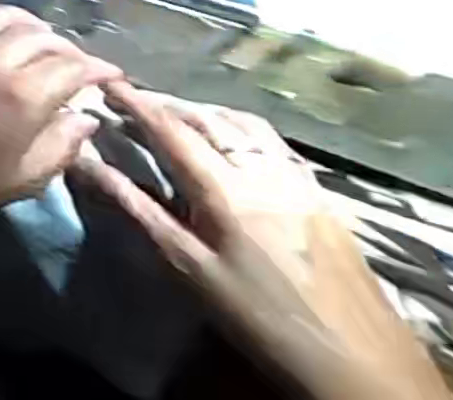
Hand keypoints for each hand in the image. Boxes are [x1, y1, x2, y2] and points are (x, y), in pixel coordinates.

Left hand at [0, 6, 122, 214]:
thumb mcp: (22, 178)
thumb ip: (61, 146)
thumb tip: (85, 118)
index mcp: (22, 94)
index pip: (72, 66)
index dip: (98, 68)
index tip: (110, 75)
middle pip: (42, 35)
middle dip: (67, 46)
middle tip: (74, 63)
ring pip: (3, 14)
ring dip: (28, 23)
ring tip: (38, 39)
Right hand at [74, 83, 452, 399]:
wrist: (368, 374)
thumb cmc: (262, 320)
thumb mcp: (189, 269)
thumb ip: (135, 208)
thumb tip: (83, 162)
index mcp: (226, 190)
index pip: (170, 128)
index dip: (134, 101)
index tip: (105, 82)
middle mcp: (264, 173)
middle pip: (207, 118)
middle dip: (166, 103)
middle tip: (133, 100)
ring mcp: (300, 183)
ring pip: (245, 124)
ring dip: (203, 110)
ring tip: (177, 115)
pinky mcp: (324, 198)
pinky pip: (275, 143)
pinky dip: (240, 127)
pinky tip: (232, 141)